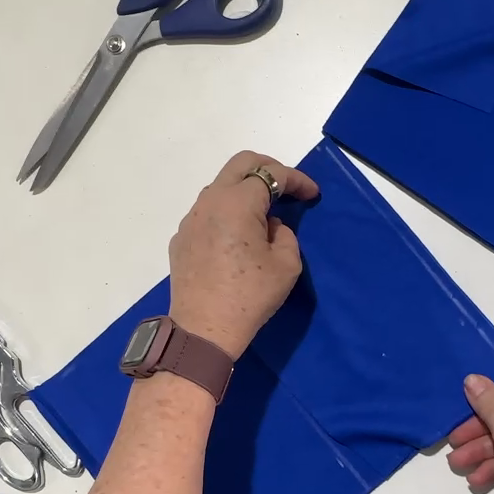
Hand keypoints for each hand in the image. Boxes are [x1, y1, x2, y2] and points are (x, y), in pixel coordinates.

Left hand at [167, 151, 318, 359]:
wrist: (204, 329)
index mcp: (238, 203)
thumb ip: (284, 234)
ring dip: (245, 190)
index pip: (271, 175)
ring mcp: (191, 220)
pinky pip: (207, 213)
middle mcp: (210, 202)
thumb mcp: (286, 265)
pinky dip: (227, 213)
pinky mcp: (181, 239)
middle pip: (240, 164)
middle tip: (288, 187)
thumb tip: (269, 226)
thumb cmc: (250, 297)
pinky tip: (237, 237)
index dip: (297, 180)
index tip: (312, 194)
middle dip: (269, 169)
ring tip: (264, 213)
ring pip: (221, 187)